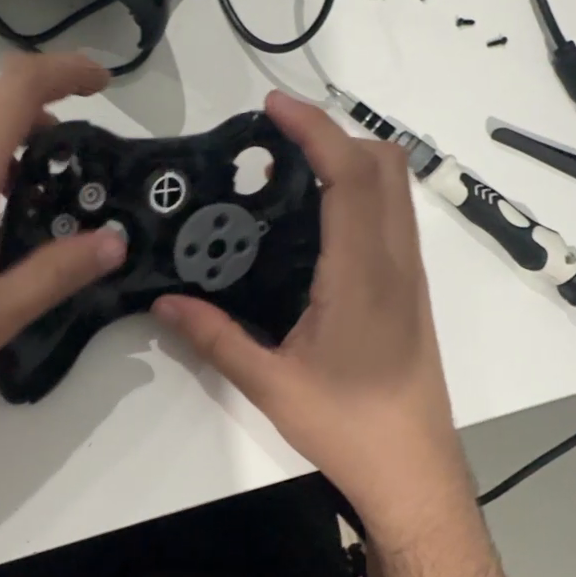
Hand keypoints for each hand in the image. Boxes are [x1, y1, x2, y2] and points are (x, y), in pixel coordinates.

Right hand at [152, 91, 467, 526]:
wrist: (411, 468)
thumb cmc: (345, 426)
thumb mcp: (270, 384)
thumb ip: (215, 338)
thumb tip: (164, 302)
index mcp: (362, 275)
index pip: (349, 175)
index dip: (313, 130)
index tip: (271, 108)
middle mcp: (395, 262)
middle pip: (383, 166)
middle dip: (333, 136)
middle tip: (272, 147)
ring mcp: (408, 277)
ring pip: (393, 191)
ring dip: (349, 164)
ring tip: (285, 178)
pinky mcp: (408, 294)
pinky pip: (390, 220)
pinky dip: (357, 197)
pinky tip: (311, 228)